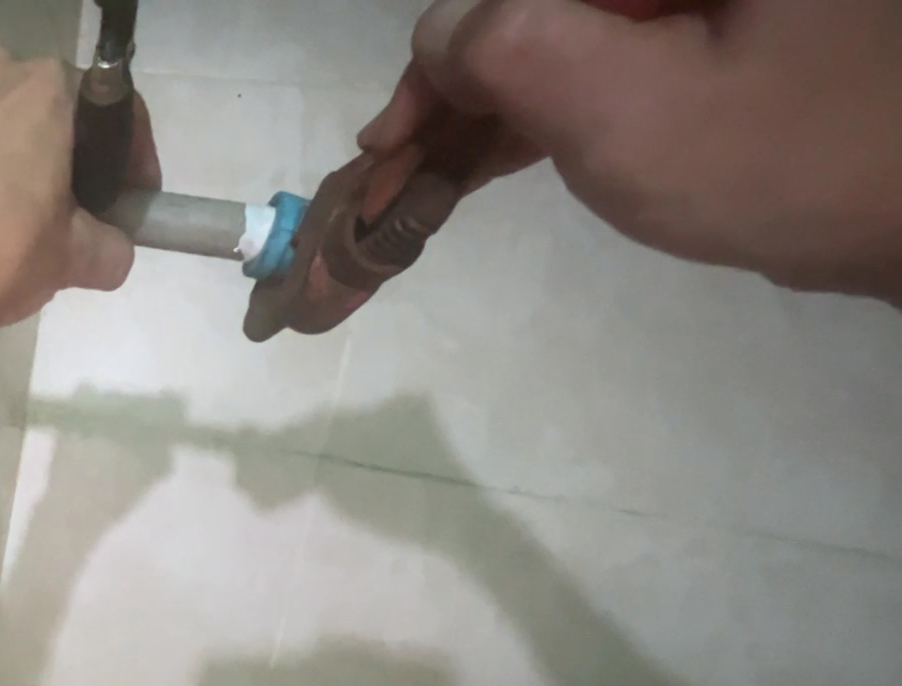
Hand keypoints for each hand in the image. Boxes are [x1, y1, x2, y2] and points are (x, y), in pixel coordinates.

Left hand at [0, 47, 159, 332]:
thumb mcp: (73, 259)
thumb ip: (113, 250)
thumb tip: (115, 252)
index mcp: (51, 87)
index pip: (118, 114)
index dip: (136, 164)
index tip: (134, 207)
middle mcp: (2, 72)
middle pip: (65, 119)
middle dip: (82, 168)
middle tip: (84, 225)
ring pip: (16, 132)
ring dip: (35, 171)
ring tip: (33, 229)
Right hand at [360, 0, 901, 299]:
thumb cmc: (777, 158)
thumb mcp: (629, 107)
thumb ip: (520, 51)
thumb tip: (437, 29)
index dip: (438, 59)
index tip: (391, 142)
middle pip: (516, 16)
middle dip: (445, 96)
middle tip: (389, 176)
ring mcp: (674, 5)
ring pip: (534, 46)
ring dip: (467, 117)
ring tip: (413, 186)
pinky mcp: (683, 39)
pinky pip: (570, 69)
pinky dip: (513, 121)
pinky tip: (472, 168)